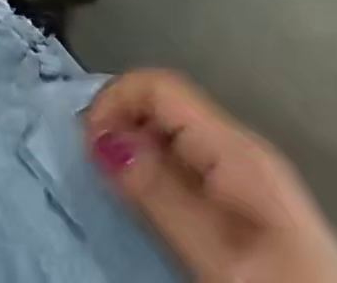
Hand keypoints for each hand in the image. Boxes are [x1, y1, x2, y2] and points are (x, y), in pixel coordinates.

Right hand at [85, 70, 336, 282]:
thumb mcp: (217, 252)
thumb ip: (161, 193)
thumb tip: (103, 139)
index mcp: (237, 150)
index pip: (156, 83)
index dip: (113, 100)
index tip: (91, 141)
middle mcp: (241, 149)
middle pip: (158, 102)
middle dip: (117, 123)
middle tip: (97, 165)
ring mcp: (245, 171)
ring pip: (166, 128)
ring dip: (131, 145)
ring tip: (118, 184)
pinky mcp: (243, 194)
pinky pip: (181, 155)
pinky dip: (150, 165)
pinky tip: (149, 197)